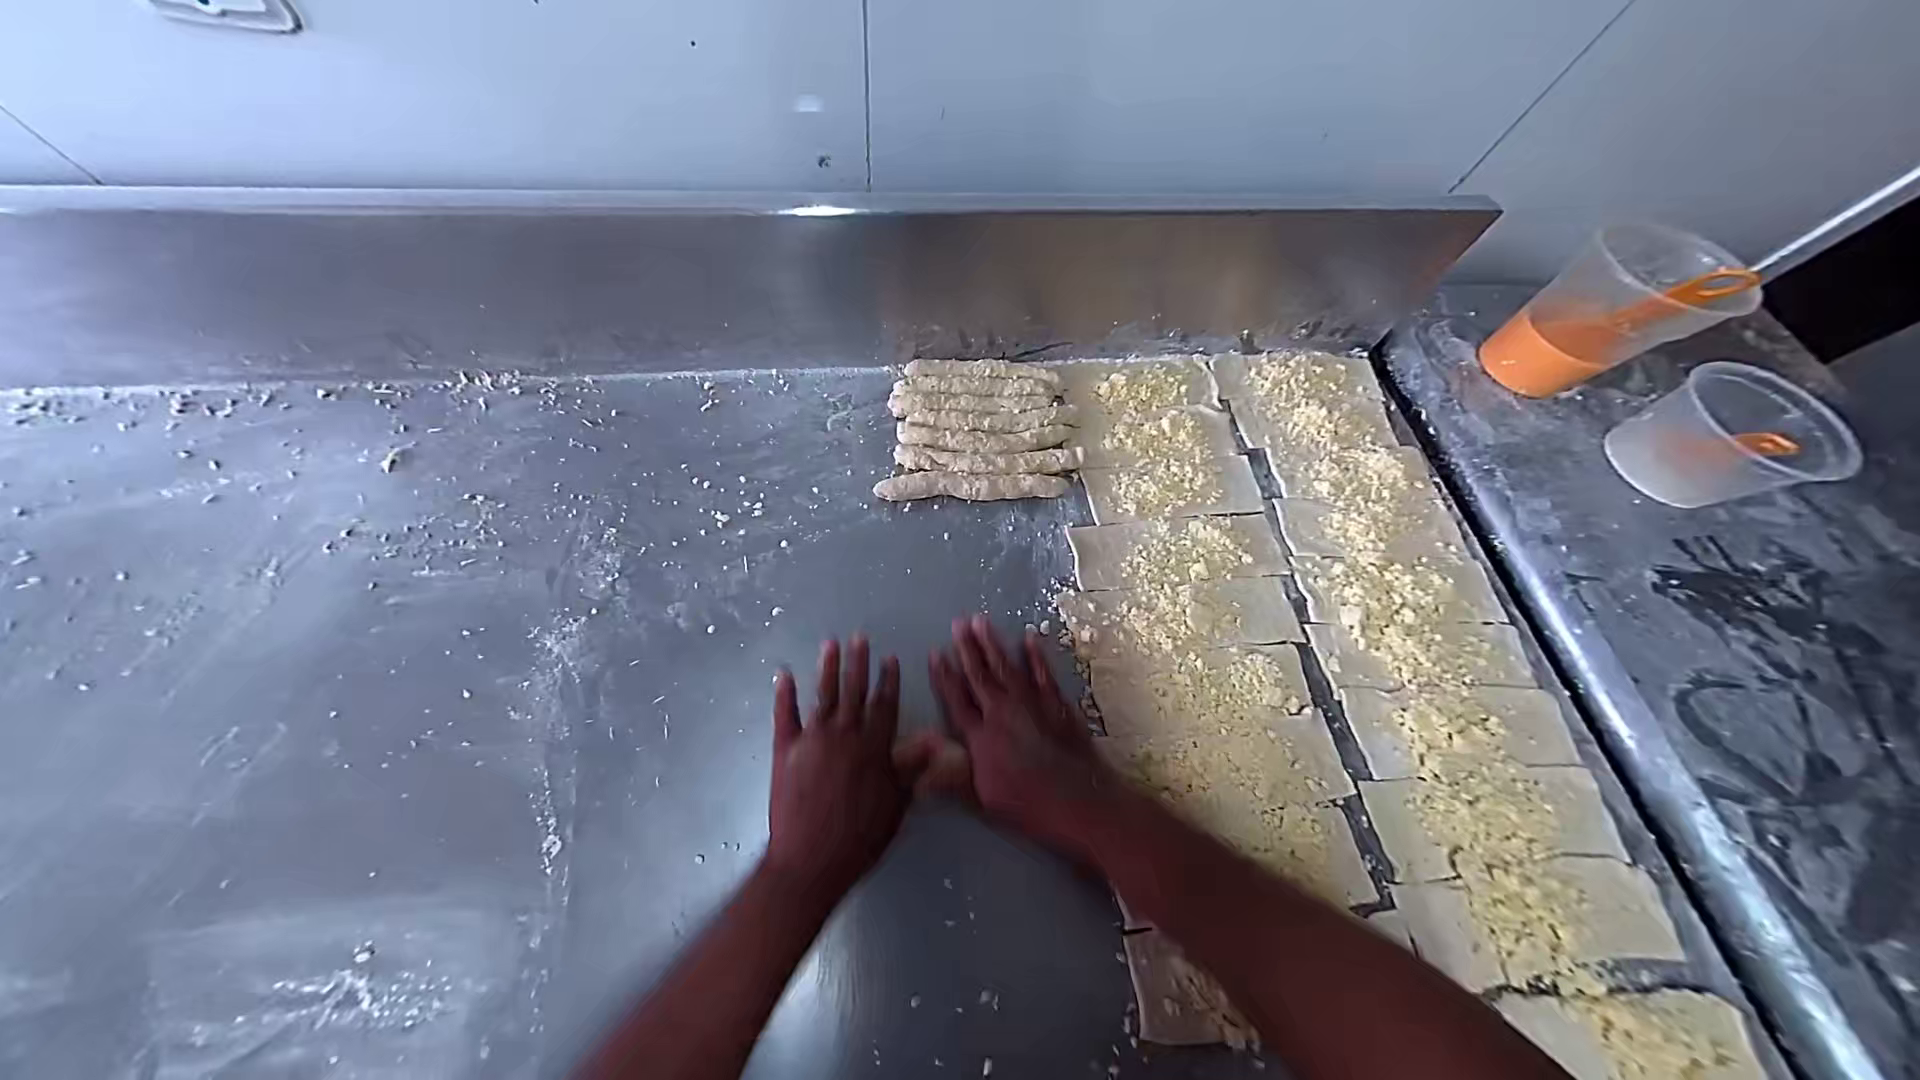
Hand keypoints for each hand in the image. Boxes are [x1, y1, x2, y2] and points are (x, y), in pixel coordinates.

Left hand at [766, 637, 907, 900]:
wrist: (811, 860)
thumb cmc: (861, 837)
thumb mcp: (897, 804)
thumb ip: (912, 769)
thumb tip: (933, 742)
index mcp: (874, 746)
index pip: (885, 704)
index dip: (889, 681)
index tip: (890, 659)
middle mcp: (845, 734)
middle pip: (854, 690)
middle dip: (859, 663)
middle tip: (859, 638)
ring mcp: (812, 739)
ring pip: (823, 694)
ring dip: (827, 668)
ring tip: (830, 645)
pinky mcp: (784, 750)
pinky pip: (784, 715)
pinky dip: (784, 694)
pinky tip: (784, 675)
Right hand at [927, 615, 1118, 854]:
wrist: (1080, 801)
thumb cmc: (1030, 806)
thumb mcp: (983, 800)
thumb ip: (952, 779)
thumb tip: (920, 771)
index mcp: (981, 736)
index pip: (956, 700)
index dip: (944, 676)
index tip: (936, 653)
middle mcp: (1002, 712)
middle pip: (979, 675)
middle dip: (966, 648)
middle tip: (958, 623)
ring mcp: (1031, 704)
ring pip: (1006, 667)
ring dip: (992, 643)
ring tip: (981, 621)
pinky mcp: (1057, 704)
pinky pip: (1043, 673)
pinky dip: (1035, 655)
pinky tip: (1029, 637)